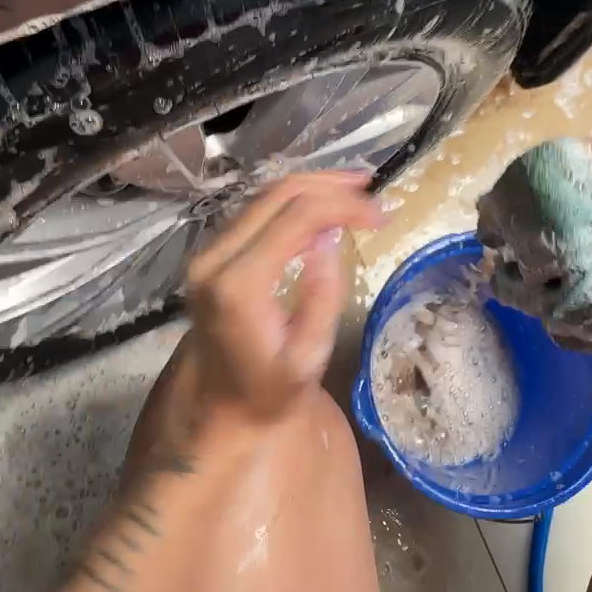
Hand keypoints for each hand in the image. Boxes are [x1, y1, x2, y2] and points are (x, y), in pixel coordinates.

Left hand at [178, 172, 383, 431]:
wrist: (221, 405)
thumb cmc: (271, 390)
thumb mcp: (308, 357)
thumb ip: (321, 299)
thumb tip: (328, 241)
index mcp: (239, 283)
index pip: (297, 217)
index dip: (344, 206)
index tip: (382, 215)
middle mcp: (216, 257)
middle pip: (279, 193)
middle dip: (331, 186)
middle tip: (374, 191)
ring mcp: (209, 251)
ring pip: (267, 194)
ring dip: (314, 186)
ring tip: (357, 190)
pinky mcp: (213, 250)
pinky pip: (258, 209)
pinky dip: (296, 200)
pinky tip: (325, 205)